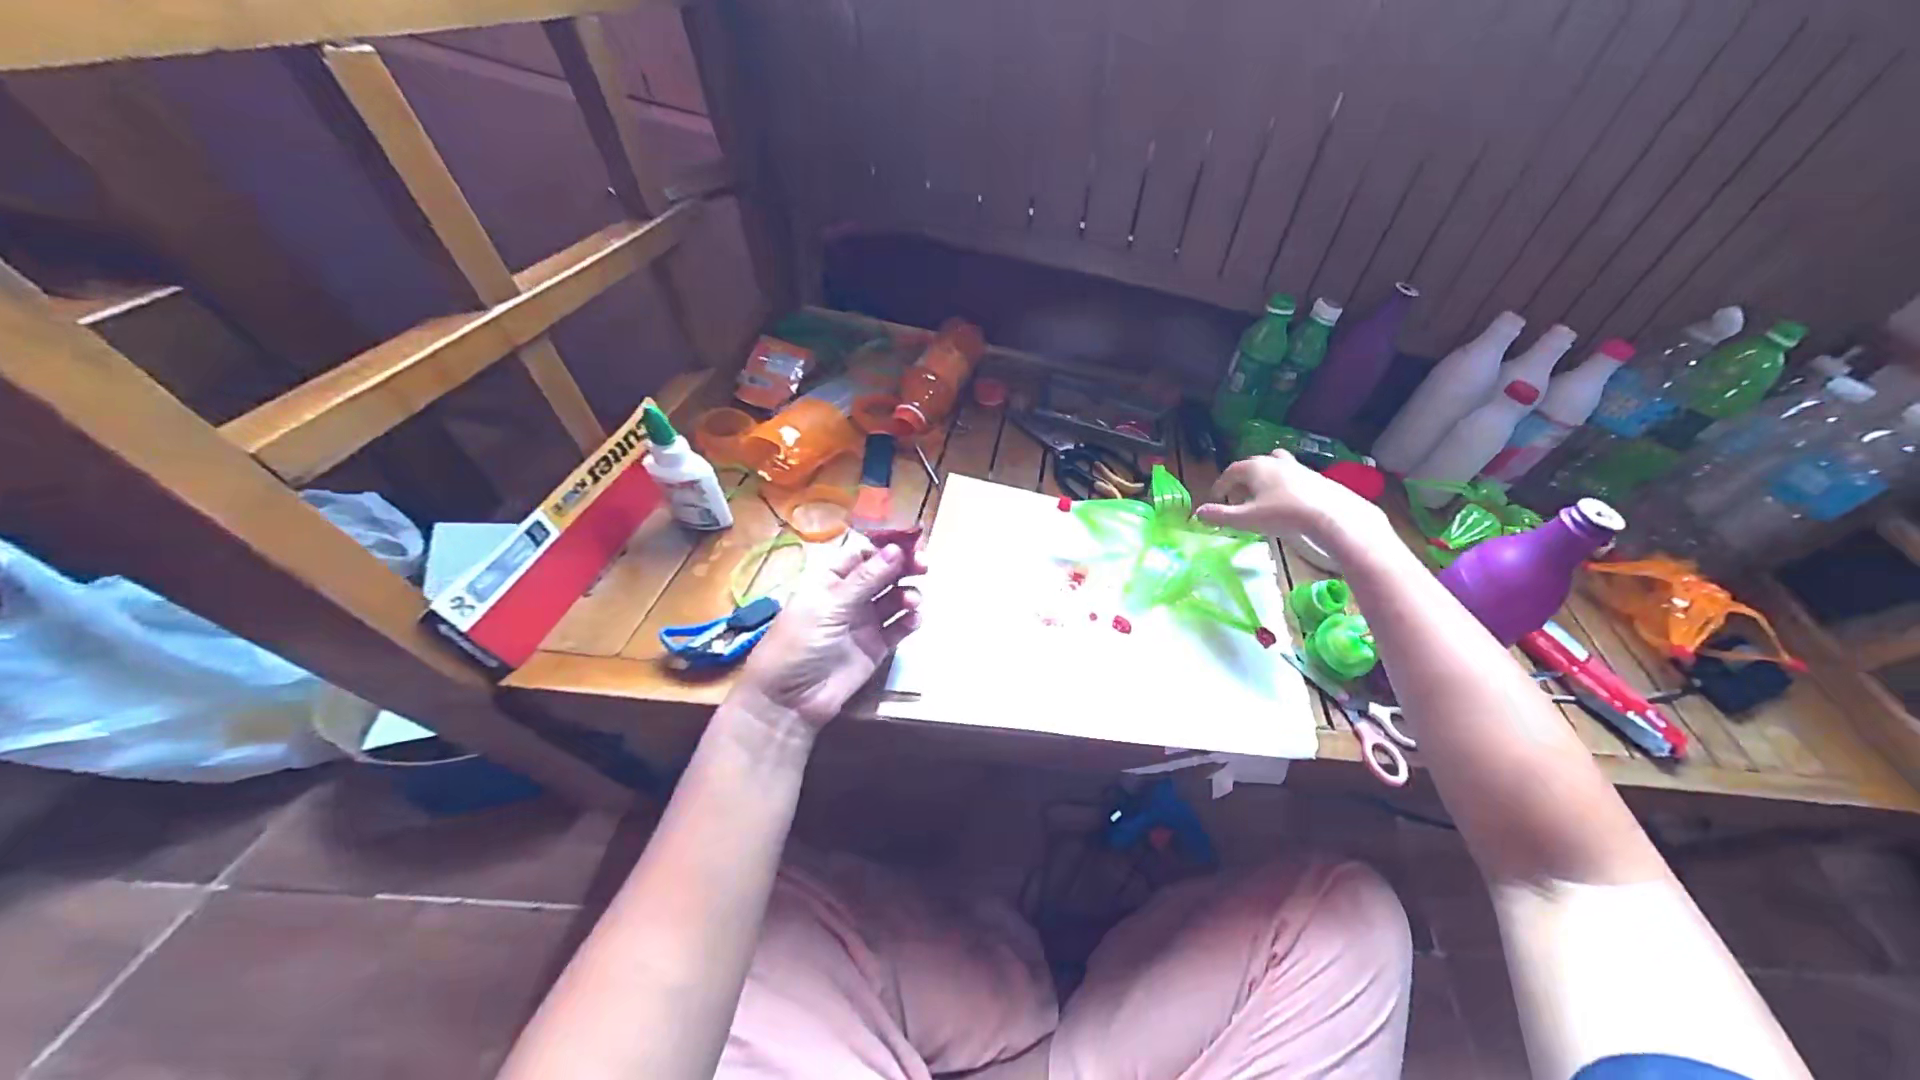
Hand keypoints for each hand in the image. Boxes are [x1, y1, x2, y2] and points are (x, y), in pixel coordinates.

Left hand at [730, 541, 925, 731]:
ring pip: (895, 598)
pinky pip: (899, 627)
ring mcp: (865, 622)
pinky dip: (910, 620)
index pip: (863, 554)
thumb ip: (865, 579)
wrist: (790, 699)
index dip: (886, 546)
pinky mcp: (877, 647)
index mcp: (830, 580)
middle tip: (923, 564)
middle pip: (884, 574)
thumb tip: (895, 549)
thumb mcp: (828, 605)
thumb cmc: (799, 643)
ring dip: (907, 593)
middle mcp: (850, 597)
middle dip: (904, 566)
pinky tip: (913, 618)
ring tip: (911, 600)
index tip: (910, 541)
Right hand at [1194, 450, 1392, 555]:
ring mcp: (1295, 466)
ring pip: (1272, 466)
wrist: (1330, 515)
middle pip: (1250, 466)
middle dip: (1239, 481)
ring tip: (1260, 495)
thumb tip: (1198, 513)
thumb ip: (1221, 515)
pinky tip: (1284, 501)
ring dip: (1261, 478)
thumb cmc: (1283, 514)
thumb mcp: (1247, 519)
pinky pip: (1289, 475)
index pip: (1230, 472)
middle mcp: (1273, 461)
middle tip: (1236, 500)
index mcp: (1254, 467)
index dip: (1220, 486)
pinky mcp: (1313, 476)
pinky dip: (1280, 484)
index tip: (1216, 500)